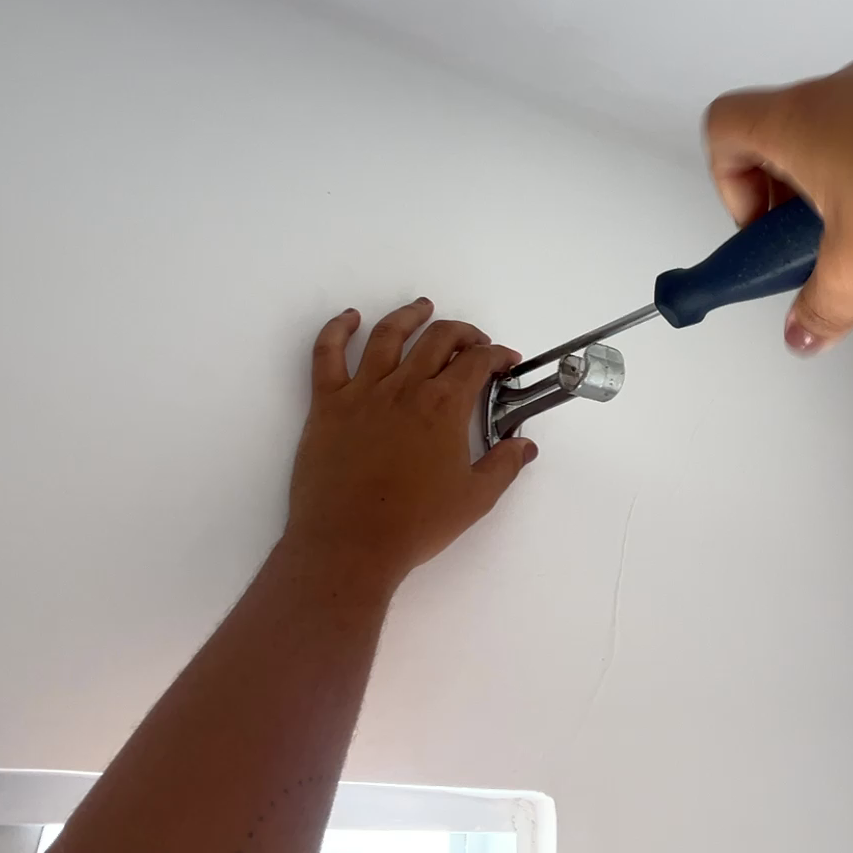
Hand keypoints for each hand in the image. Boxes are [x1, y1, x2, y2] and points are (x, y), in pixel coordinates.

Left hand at [285, 298, 535, 586]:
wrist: (349, 545)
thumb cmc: (414, 524)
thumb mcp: (474, 499)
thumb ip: (504, 466)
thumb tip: (524, 445)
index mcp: (443, 406)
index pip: (477, 362)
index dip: (497, 354)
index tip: (506, 360)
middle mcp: (405, 386)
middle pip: (439, 338)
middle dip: (464, 333)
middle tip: (473, 342)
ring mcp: (363, 390)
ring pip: (388, 334)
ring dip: (410, 315)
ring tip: (422, 307)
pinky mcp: (327, 403)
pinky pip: (327, 354)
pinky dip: (337, 329)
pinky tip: (349, 318)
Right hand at [705, 55, 852, 351]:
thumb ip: (821, 308)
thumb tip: (806, 331)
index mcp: (806, 118)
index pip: (724, 129)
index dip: (727, 187)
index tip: (765, 236)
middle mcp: (851, 89)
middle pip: (781, 140)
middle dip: (789, 205)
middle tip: (822, 255)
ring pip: (844, 141)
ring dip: (843, 196)